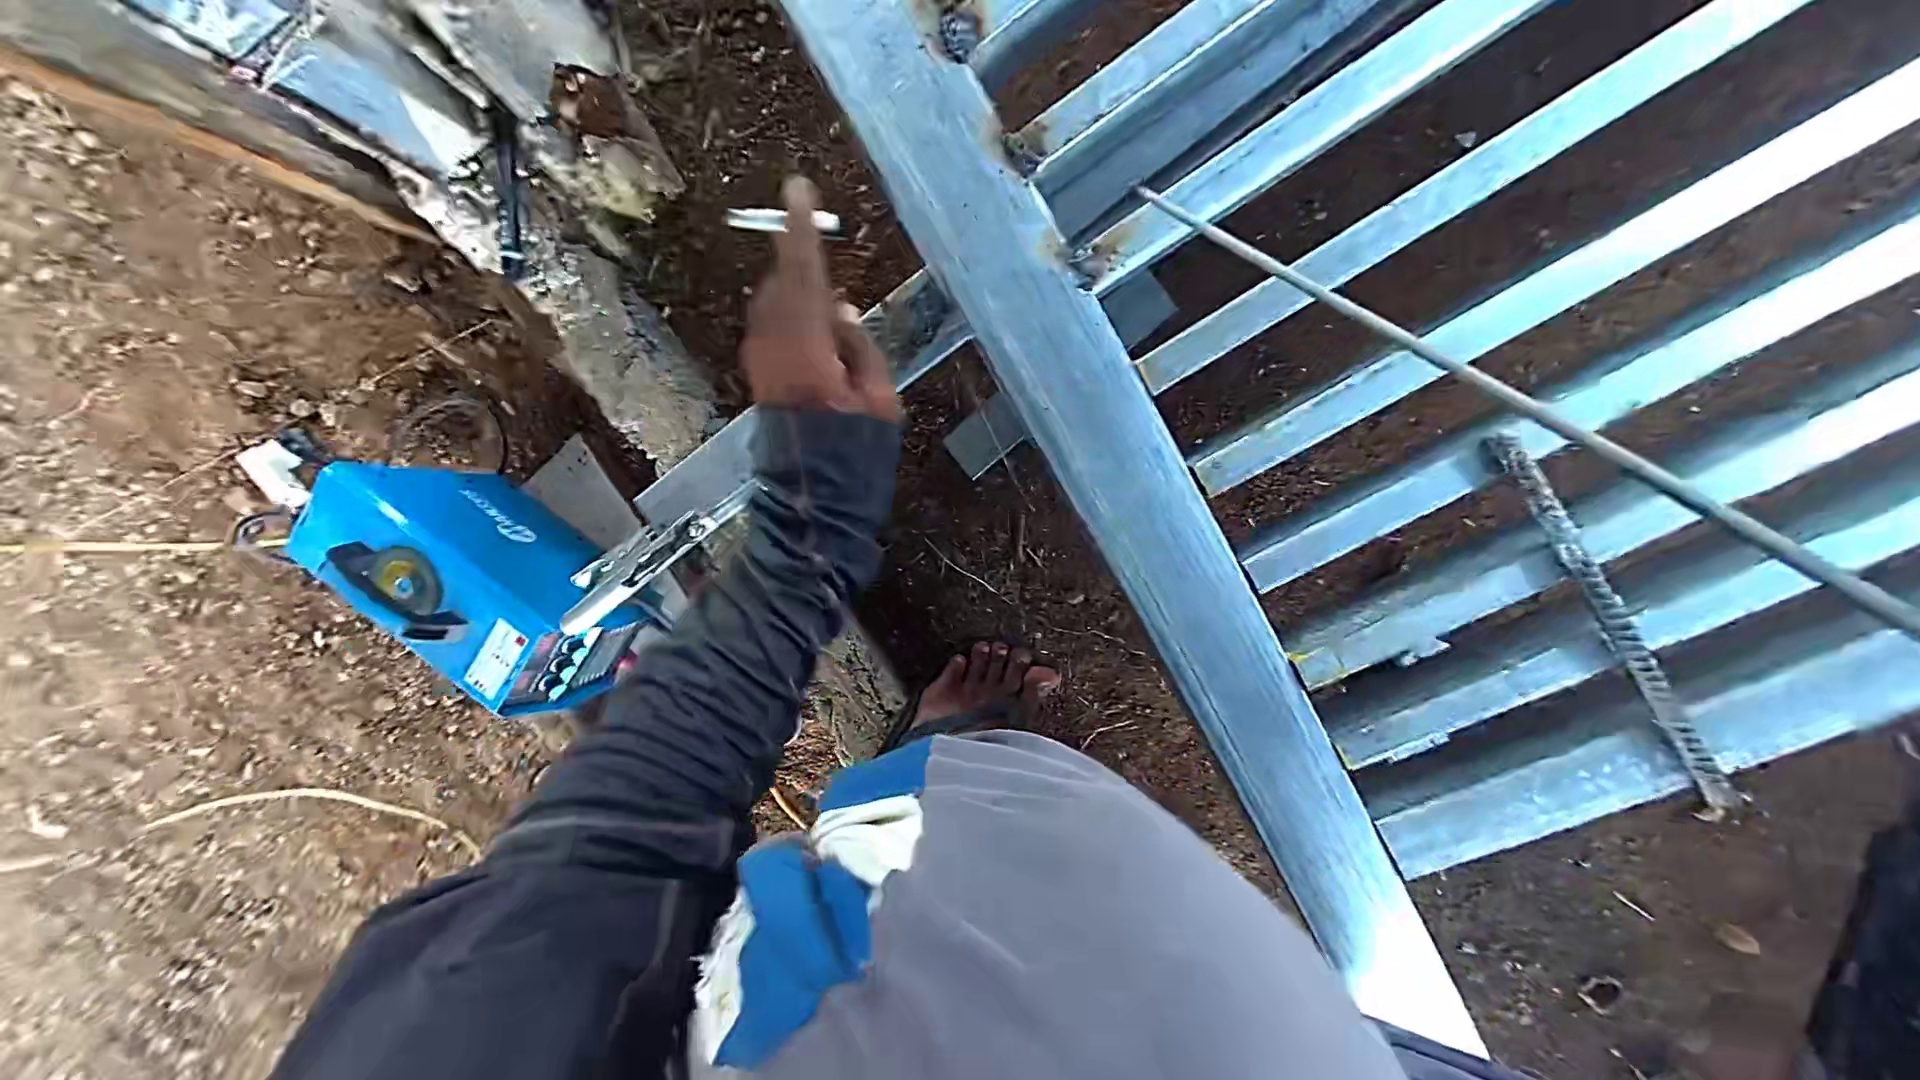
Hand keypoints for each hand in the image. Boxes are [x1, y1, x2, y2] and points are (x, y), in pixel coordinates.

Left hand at [741, 177, 901, 422]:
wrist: (813, 490)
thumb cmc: (854, 445)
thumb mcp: (878, 395)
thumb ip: (859, 345)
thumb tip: (842, 311)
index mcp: (807, 345)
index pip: (803, 273)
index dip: (801, 230)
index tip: (797, 188)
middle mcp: (772, 343)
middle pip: (781, 284)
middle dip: (802, 273)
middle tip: (834, 295)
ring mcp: (758, 359)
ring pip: (772, 304)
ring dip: (797, 300)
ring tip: (830, 330)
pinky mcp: (756, 373)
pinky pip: (769, 327)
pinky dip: (789, 320)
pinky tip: (814, 342)